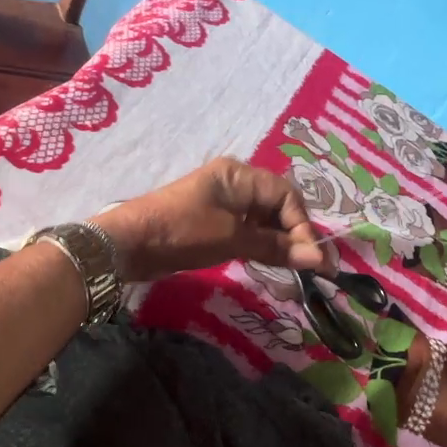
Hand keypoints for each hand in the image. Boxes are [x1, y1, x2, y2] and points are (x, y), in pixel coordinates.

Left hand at [89, 157, 325, 281]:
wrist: (129, 245)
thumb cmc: (183, 232)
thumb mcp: (233, 239)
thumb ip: (275, 247)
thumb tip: (317, 258)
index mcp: (240, 175)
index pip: (287, 195)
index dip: (302, 225)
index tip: (311, 258)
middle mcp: (235, 183)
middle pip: (278, 206)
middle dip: (295, 235)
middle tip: (310, 268)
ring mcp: (223, 203)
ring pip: (264, 221)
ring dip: (279, 244)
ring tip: (294, 271)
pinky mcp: (213, 223)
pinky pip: (247, 231)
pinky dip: (261, 247)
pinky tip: (268, 265)